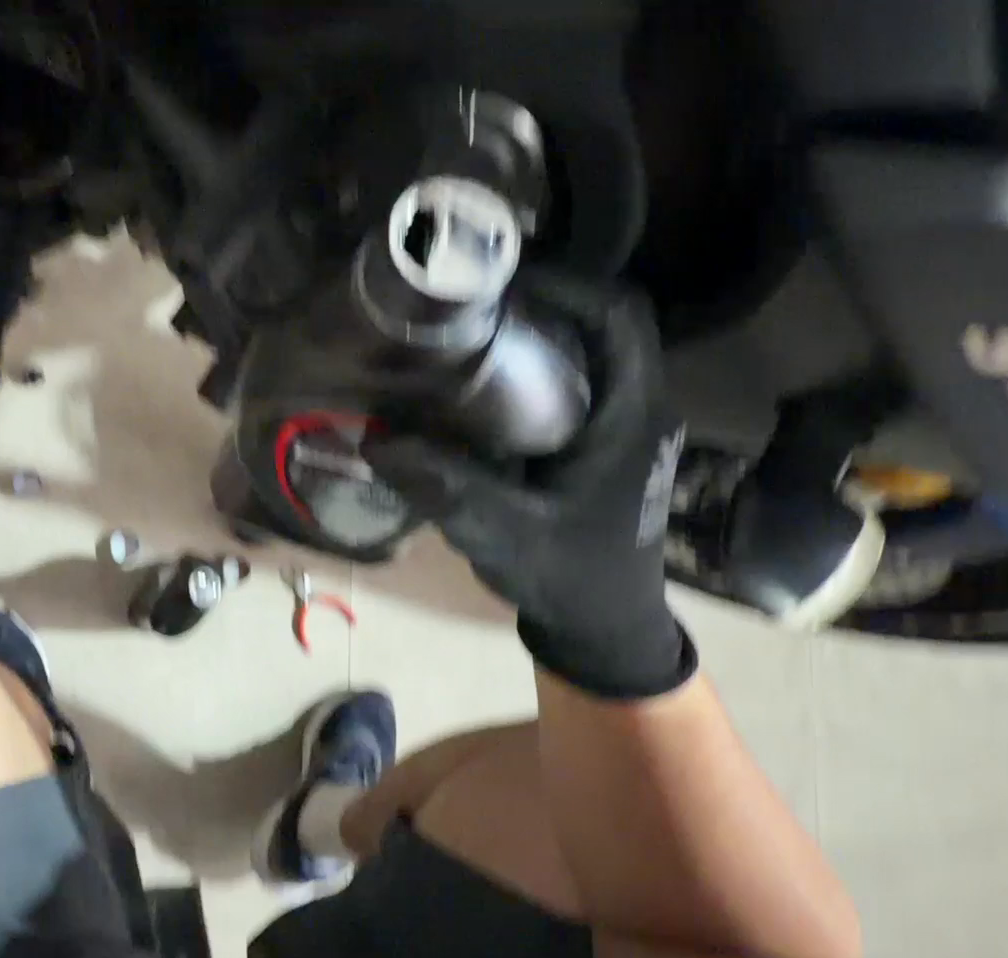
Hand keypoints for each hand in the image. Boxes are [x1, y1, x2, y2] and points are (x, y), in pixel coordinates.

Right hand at [366, 273, 695, 699]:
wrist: (601, 624)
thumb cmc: (568, 576)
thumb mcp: (504, 532)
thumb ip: (445, 487)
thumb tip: (375, 440)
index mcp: (629, 417)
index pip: (618, 319)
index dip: (565, 286)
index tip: (498, 282)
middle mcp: (633, 409)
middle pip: (596, 328)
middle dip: (535, 308)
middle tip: (465, 311)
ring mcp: (617, 427)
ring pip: (581, 357)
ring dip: (530, 341)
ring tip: (462, 341)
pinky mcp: (596, 445)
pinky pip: (566, 389)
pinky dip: (525, 377)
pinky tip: (473, 393)